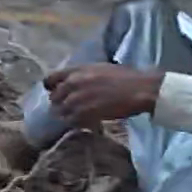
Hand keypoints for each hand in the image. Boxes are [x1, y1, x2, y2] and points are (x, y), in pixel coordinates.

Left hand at [44, 64, 163, 124]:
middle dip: (59, 104)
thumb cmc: (126, 77)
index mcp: (77, 70)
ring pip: (61, 111)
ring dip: (67, 115)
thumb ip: (82, 75)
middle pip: (54, 98)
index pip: (50, 79)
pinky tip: (84, 122)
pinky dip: (76, 123)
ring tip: (77, 116)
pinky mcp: (84, 113)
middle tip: (68, 108)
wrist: (141, 89)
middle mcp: (74, 83)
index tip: (54, 92)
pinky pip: (71, 121)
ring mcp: (78, 99)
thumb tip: (70, 82)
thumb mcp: (100, 68)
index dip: (51, 87)